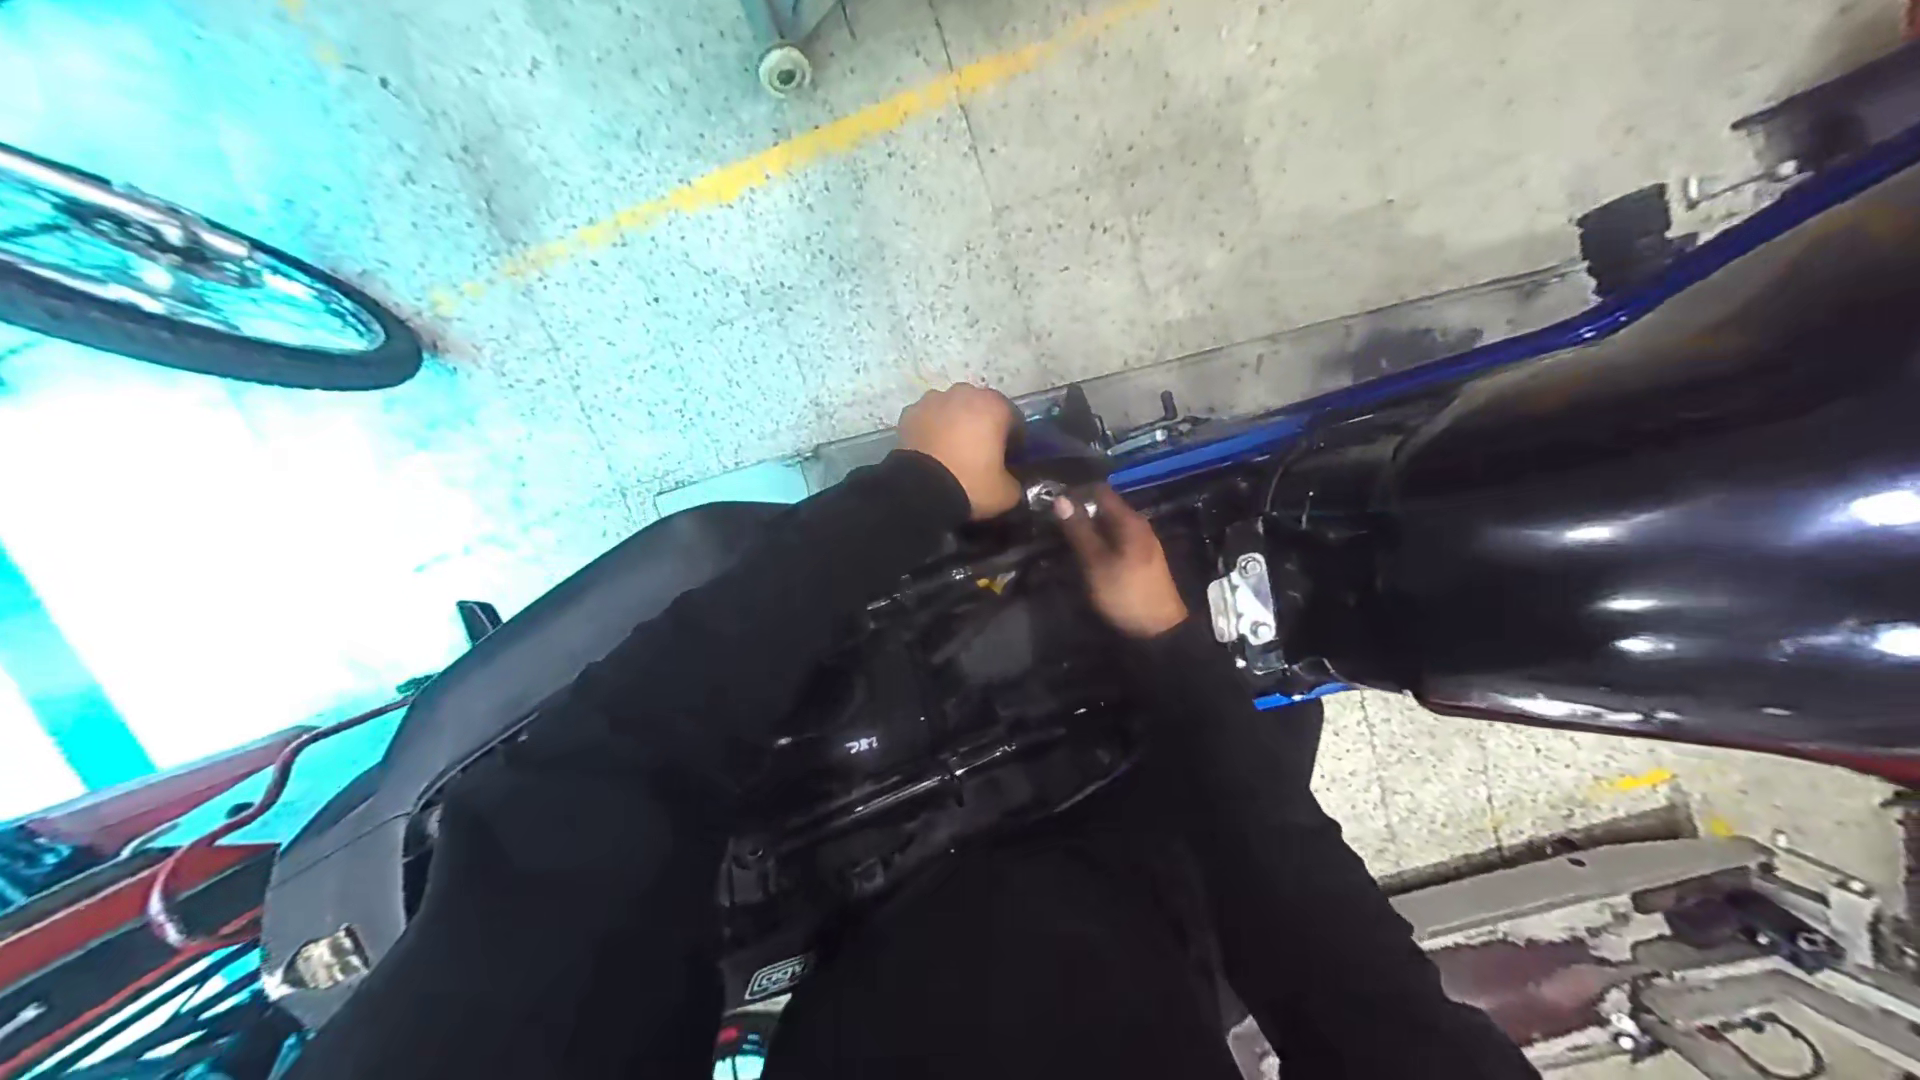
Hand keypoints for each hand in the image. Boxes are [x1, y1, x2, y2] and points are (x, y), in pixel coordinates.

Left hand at [896, 384, 1021, 519]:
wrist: (920, 491)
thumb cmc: (971, 484)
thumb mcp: (1007, 493)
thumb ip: (1014, 481)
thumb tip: (1009, 480)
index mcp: (995, 405)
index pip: (1013, 419)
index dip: (1012, 440)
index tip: (1007, 460)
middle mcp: (965, 393)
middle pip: (980, 409)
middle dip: (981, 427)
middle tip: (978, 456)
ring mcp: (933, 399)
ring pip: (951, 410)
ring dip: (954, 424)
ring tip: (950, 453)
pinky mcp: (910, 412)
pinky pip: (928, 419)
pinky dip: (931, 430)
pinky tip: (930, 452)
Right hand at [1053, 486, 1188, 638]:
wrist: (1158, 629)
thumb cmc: (1125, 592)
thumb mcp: (1096, 562)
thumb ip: (1078, 530)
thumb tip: (1061, 498)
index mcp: (1130, 520)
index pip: (1100, 491)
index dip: (1076, 492)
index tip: (1053, 500)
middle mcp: (1138, 525)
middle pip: (1104, 508)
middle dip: (1079, 511)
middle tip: (1052, 522)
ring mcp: (1141, 542)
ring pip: (1108, 525)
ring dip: (1087, 528)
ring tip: (1062, 537)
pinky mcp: (1139, 558)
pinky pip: (1114, 540)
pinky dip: (1098, 542)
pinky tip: (1083, 553)